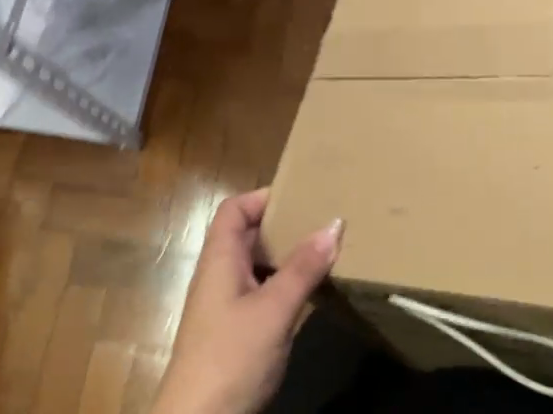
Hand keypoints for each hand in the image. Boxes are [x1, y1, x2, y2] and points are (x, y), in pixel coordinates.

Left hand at [153, 188, 342, 413]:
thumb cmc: (231, 356)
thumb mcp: (273, 310)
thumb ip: (302, 268)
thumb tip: (334, 223)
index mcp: (219, 259)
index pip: (234, 210)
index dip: (262, 197)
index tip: (300, 196)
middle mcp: (218, 276)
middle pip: (246, 236)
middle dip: (281, 226)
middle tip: (320, 222)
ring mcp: (224, 307)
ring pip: (255, 267)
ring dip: (285, 258)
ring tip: (323, 253)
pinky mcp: (234, 335)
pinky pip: (260, 295)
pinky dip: (283, 287)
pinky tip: (309, 296)